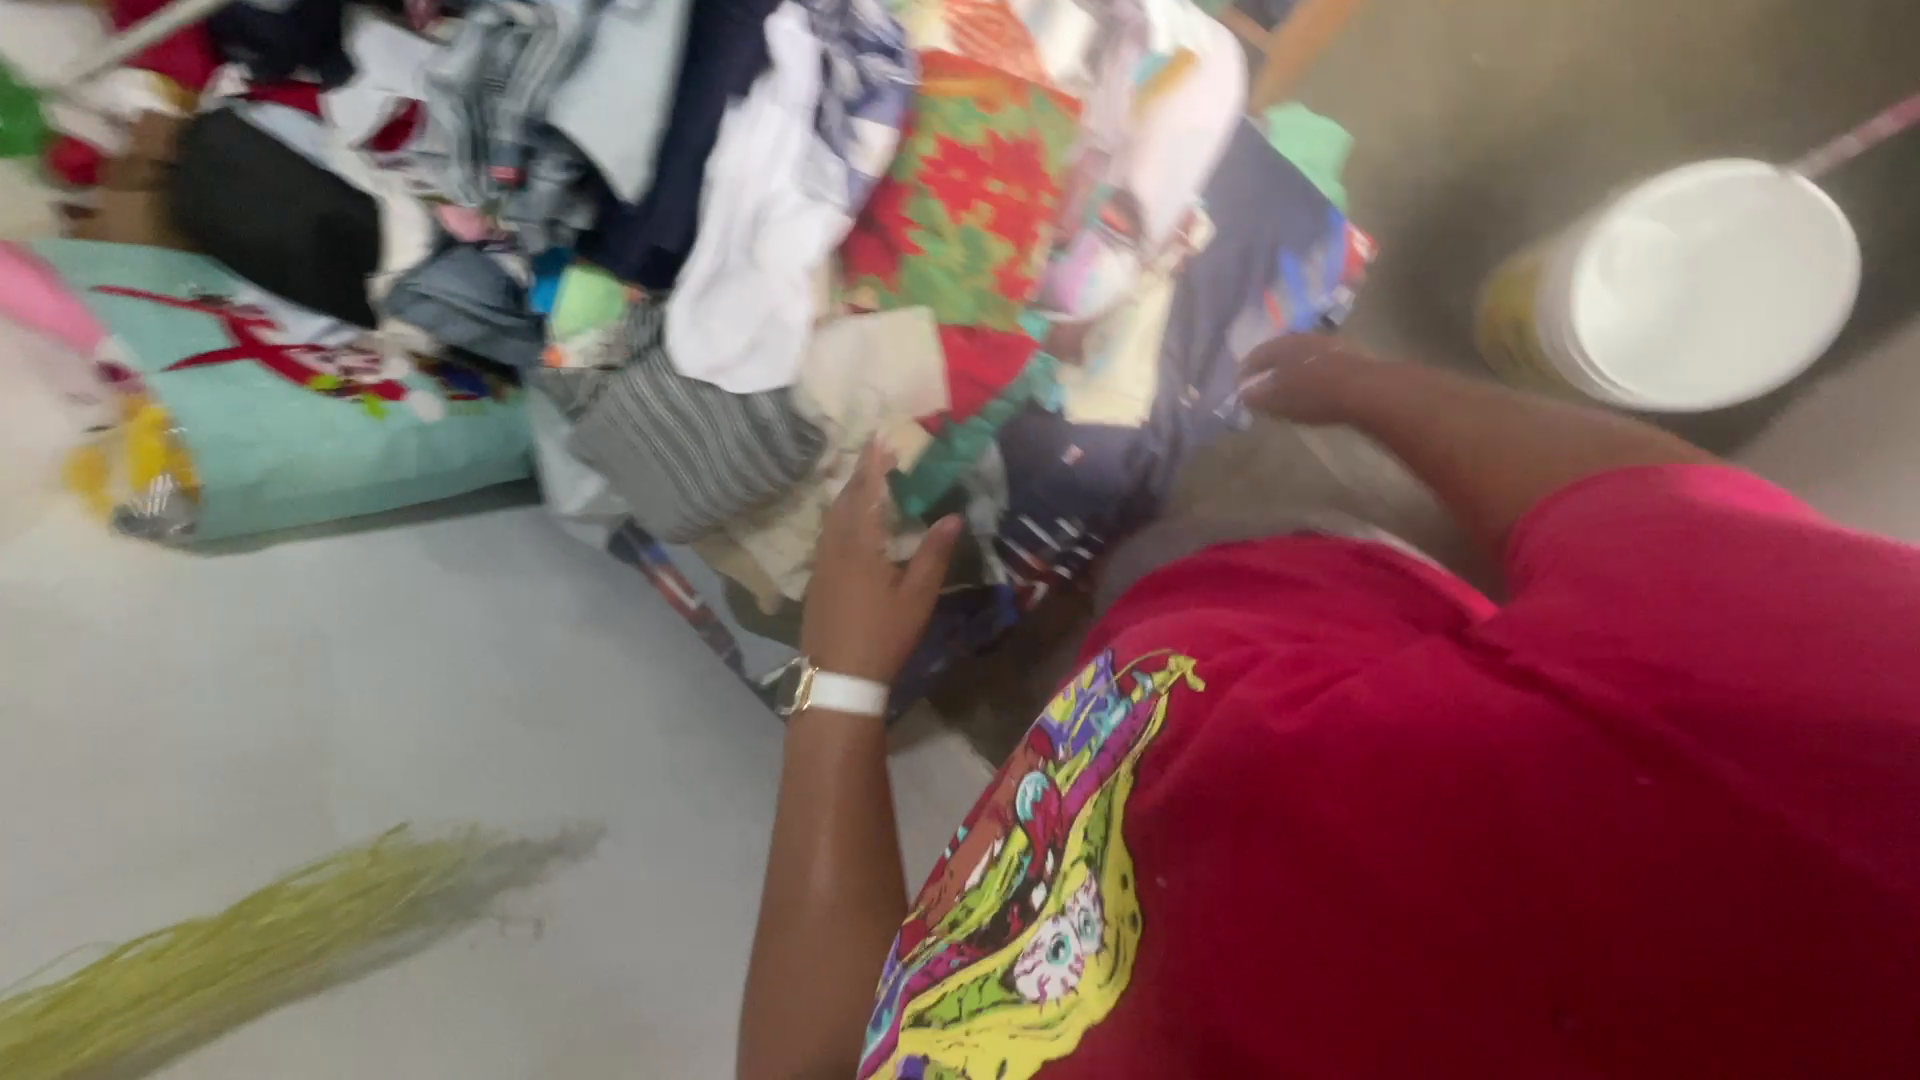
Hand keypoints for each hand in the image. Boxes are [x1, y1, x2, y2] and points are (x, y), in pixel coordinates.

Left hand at [800, 440, 962, 684]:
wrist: (838, 677)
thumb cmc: (883, 635)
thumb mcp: (917, 597)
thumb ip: (933, 554)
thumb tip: (953, 517)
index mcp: (860, 544)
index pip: (867, 492)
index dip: (874, 464)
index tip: (880, 438)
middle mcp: (835, 546)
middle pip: (846, 499)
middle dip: (862, 474)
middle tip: (879, 454)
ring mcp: (821, 563)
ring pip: (833, 516)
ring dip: (849, 494)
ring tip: (868, 482)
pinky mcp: (817, 579)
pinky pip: (828, 533)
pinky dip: (841, 516)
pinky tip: (851, 523)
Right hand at [1238, 333, 1376, 424]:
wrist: (1365, 390)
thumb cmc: (1313, 395)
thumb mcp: (1277, 401)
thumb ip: (1256, 396)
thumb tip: (1242, 394)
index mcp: (1280, 346)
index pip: (1255, 356)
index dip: (1244, 372)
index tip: (1239, 387)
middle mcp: (1300, 338)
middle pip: (1277, 351)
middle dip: (1267, 367)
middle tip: (1260, 384)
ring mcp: (1325, 343)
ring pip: (1299, 354)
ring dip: (1289, 368)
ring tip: (1284, 385)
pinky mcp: (1345, 353)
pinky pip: (1316, 360)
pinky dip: (1307, 371)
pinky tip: (1309, 384)